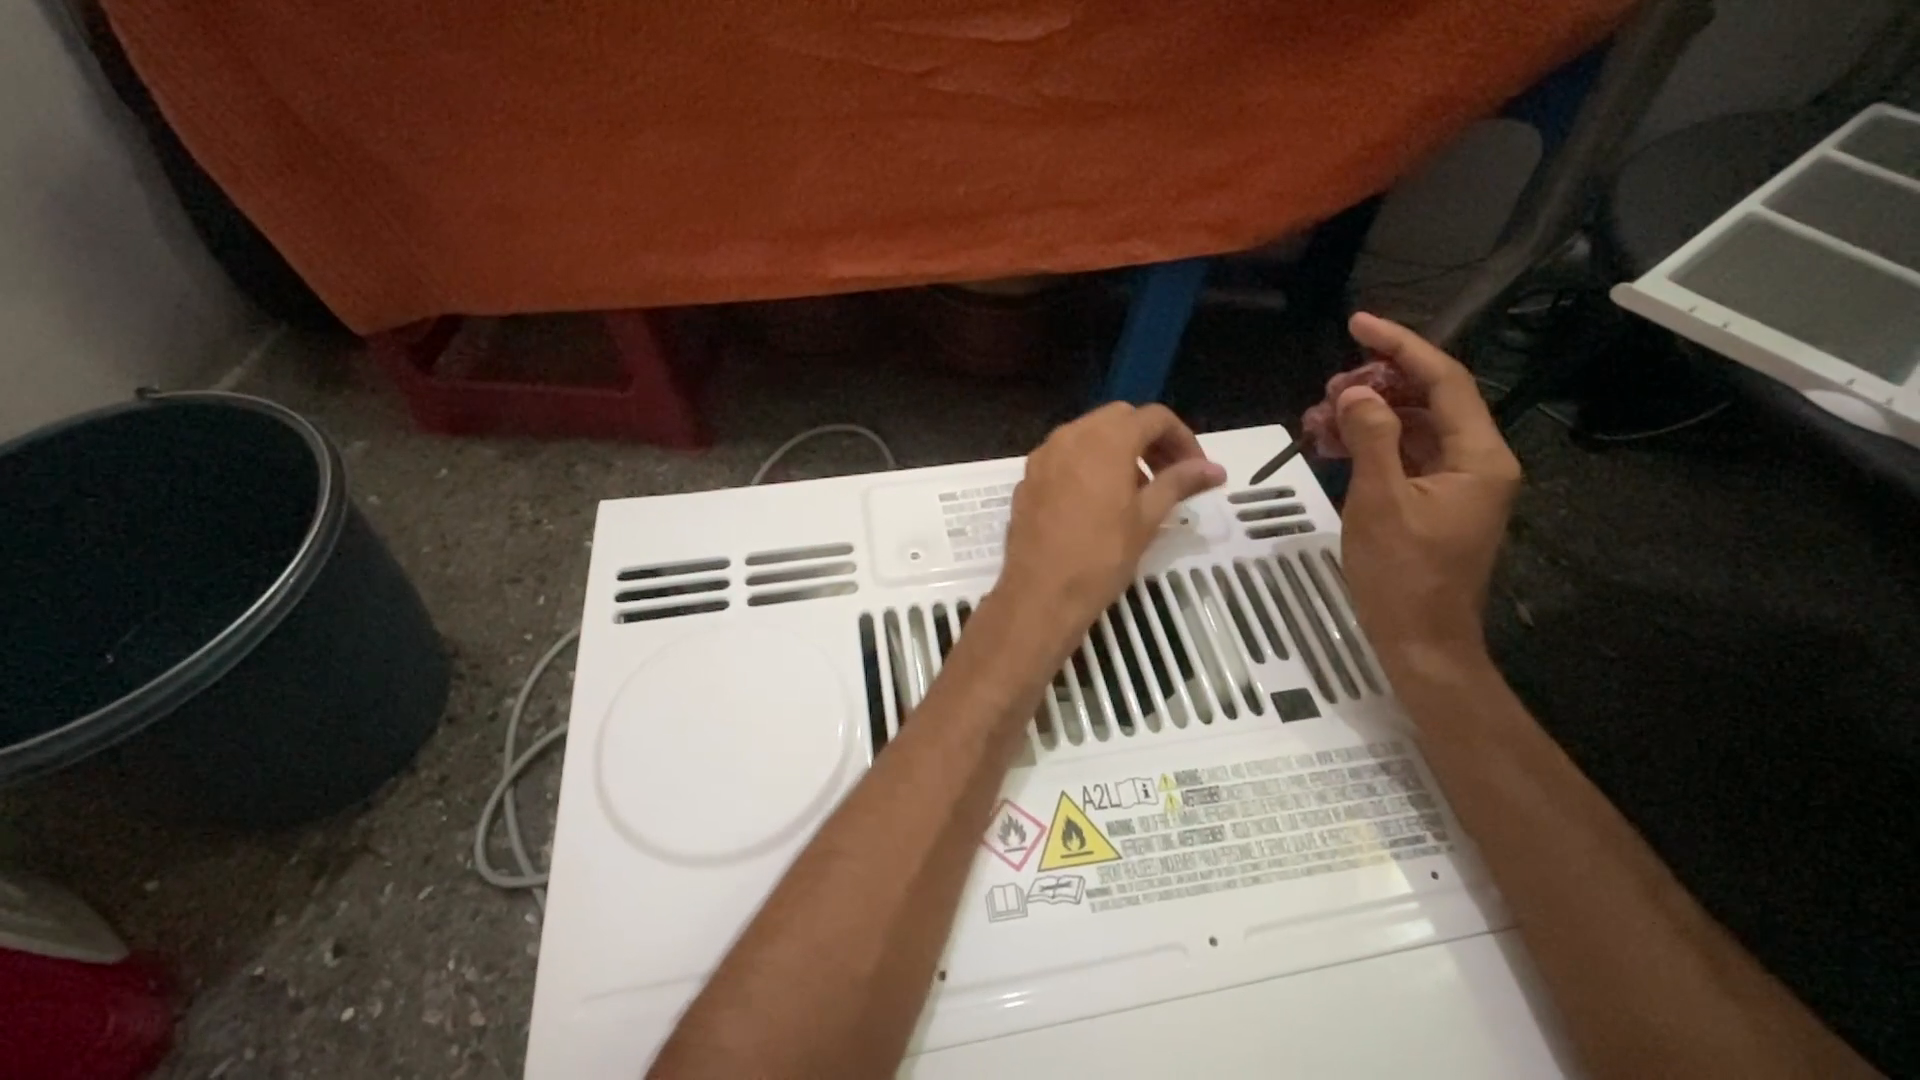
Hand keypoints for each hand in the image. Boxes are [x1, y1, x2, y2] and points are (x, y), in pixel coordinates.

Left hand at [996, 403, 1225, 643]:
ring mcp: (1043, 456)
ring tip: (1137, 491)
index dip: (1182, 439)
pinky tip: (1098, 502)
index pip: (1154, 417)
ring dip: (1119, 450)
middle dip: (1150, 440)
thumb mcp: (1147, 518)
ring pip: (1088, 435)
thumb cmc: (1101, 556)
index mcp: (1106, 439)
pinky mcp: (1028, 479)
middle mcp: (1070, 435)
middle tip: (1169, 476)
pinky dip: (1088, 465)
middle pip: (1120, 419)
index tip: (1196, 470)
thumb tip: (1214, 469)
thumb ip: (1179, 483)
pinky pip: (1064, 457)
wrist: (1040, 594)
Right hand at [1337, 313, 1520, 679]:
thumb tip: (1355, 392)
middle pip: (1429, 400)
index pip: (1444, 381)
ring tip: (1318, 417)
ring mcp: (1456, 483)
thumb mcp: (1380, 503)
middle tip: (1327, 388)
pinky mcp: (1434, 503)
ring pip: (1412, 428)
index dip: (1400, 347)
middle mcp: (1476, 462)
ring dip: (1367, 416)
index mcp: (1478, 456)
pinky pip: (1403, 456)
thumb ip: (1371, 439)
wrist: (1421, 644)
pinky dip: (1370, 445)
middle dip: (1377, 385)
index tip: (1357, 325)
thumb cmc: (1403, 577)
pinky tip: (1332, 443)